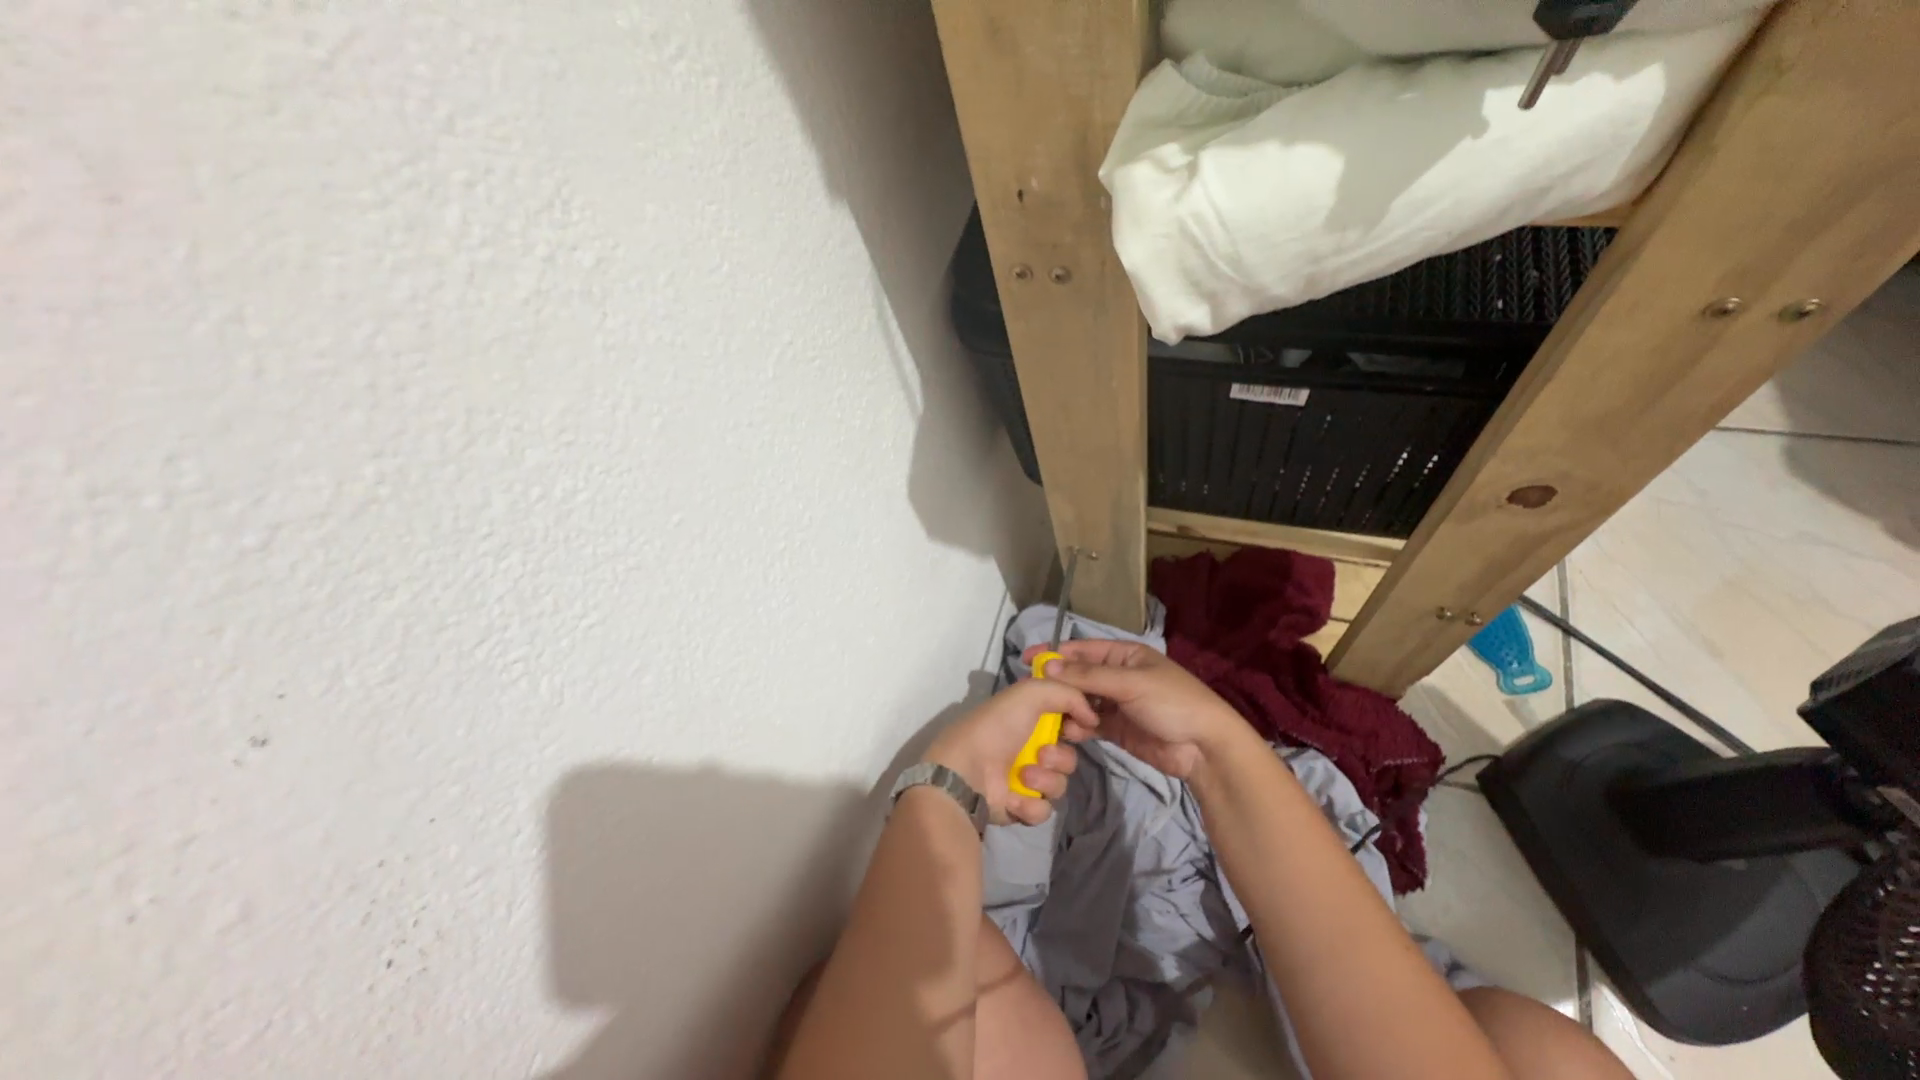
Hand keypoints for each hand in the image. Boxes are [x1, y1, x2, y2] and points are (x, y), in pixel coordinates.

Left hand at [922, 678, 1096, 825]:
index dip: (1076, 726)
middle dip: (1059, 757)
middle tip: (1041, 754)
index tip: (1075, 728)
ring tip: (1023, 777)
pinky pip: (1044, 810)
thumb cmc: (995, 728)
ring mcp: (1023, 782)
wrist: (966, 773)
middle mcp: (1026, 750)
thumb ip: (1066, 694)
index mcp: (1026, 721)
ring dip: (1045, 780)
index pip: (1065, 723)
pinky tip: (1014, 800)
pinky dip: (1031, 805)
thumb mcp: (1029, 694)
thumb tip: (1092, 717)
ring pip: (1059, 784)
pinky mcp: (1019, 809)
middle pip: (1067, 756)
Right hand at [1030, 640, 1248, 780]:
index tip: (1027, 659)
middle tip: (1032, 696)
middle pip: (1079, 676)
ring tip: (1050, 717)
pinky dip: (1078, 727)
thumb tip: (1050, 665)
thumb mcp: (1130, 683)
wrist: (1204, 747)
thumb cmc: (1172, 703)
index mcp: (1125, 655)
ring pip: (1081, 702)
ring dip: (1066, 708)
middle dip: (1057, 685)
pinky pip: (1090, 724)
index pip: (1082, 649)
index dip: (1055, 653)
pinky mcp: (1117, 730)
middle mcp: (1118, 676)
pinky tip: (1067, 733)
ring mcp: (1117, 705)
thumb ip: (1089, 675)